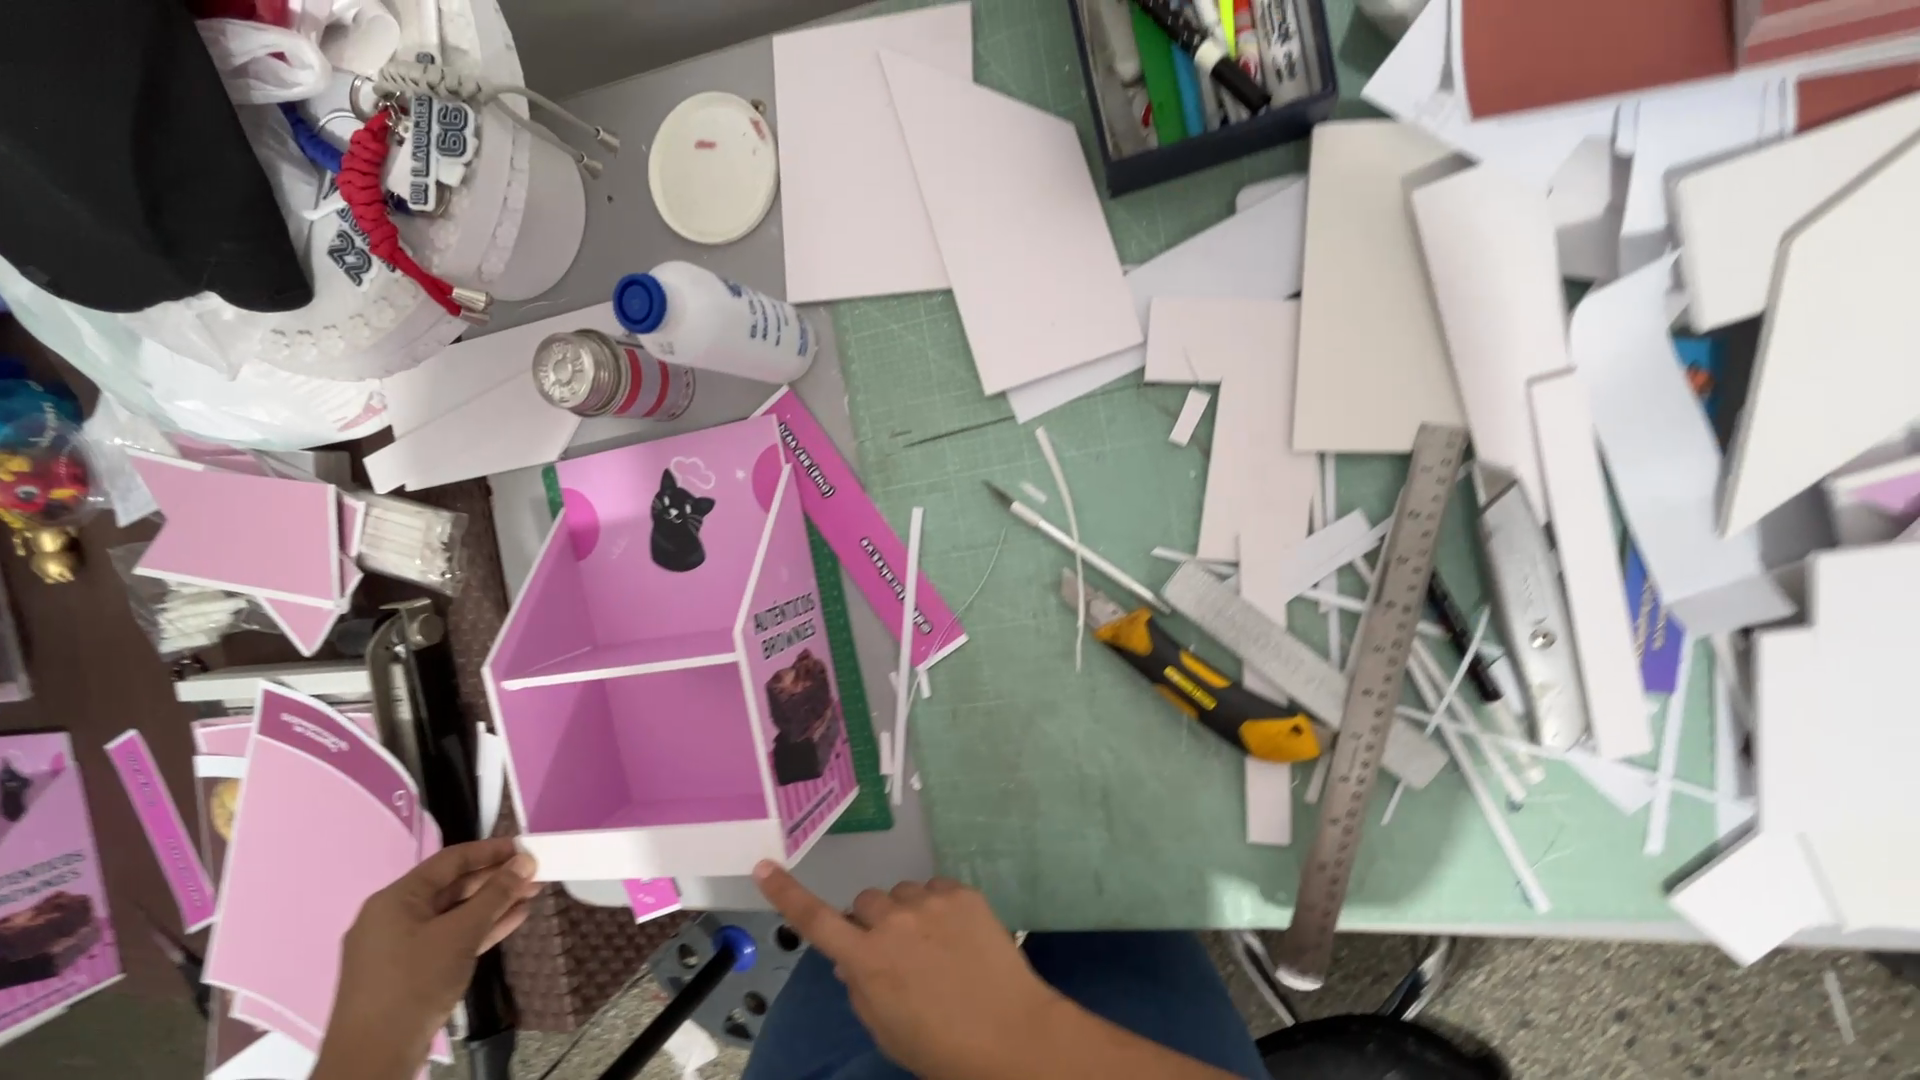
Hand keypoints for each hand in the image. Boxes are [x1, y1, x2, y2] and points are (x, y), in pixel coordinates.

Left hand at [314, 839, 540, 1079]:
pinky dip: (479, 928)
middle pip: (453, 887)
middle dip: (496, 879)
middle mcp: (393, 916)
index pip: (450, 861)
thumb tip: (524, 862)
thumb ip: (495, 895)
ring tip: (532, 894)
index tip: (525, 848)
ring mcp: (399, 945)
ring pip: (454, 914)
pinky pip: (449, 937)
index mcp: (395, 899)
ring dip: (493, 904)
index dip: (490, 851)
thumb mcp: (461, 933)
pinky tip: (512, 920)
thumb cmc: (415, 983)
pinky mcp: (408, 970)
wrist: (374, 1057)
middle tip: (536, 874)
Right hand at [754, 862, 1067, 1079]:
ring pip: (902, 894)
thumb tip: (847, 956)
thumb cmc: (940, 1046)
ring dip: (907, 913)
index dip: (786, 894)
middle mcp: (893, 921)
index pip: (815, 920)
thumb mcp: (885, 1027)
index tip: (765, 866)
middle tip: (896, 953)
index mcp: (866, 959)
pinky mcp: (963, 892)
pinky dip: (938, 908)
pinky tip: (957, 937)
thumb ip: (858, 986)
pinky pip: (936, 889)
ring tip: (934, 947)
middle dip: (872, 924)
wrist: (1011, 1035)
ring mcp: (930, 902)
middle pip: (865, 903)